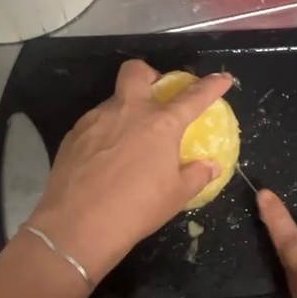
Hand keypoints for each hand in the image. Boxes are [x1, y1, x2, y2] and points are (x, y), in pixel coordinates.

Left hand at [25, 59, 233, 279]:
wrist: (77, 226)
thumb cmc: (136, 209)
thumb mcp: (176, 197)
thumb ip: (197, 176)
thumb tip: (210, 166)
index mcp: (160, 123)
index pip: (193, 96)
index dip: (211, 85)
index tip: (222, 78)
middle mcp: (128, 111)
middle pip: (137, 71)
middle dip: (149, 75)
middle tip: (156, 98)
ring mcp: (96, 120)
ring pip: (113, 100)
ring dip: (125, 111)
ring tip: (129, 143)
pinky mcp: (73, 135)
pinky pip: (94, 124)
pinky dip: (105, 134)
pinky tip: (105, 160)